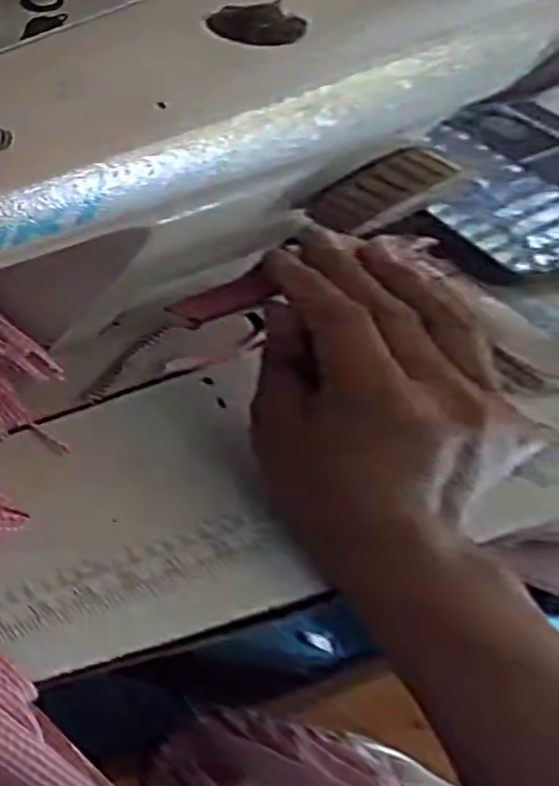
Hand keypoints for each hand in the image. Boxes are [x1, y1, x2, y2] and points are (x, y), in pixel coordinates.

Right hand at [252, 230, 544, 582]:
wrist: (399, 545)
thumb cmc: (317, 490)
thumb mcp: (278, 426)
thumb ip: (285, 364)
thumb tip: (287, 312)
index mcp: (380, 400)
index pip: (344, 320)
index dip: (309, 283)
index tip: (279, 259)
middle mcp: (446, 394)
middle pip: (397, 313)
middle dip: (351, 271)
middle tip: (319, 240)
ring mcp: (489, 403)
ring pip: (449, 323)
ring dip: (407, 280)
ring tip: (375, 249)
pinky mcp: (508, 412)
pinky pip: (473, 350)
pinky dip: (442, 314)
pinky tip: (420, 292)